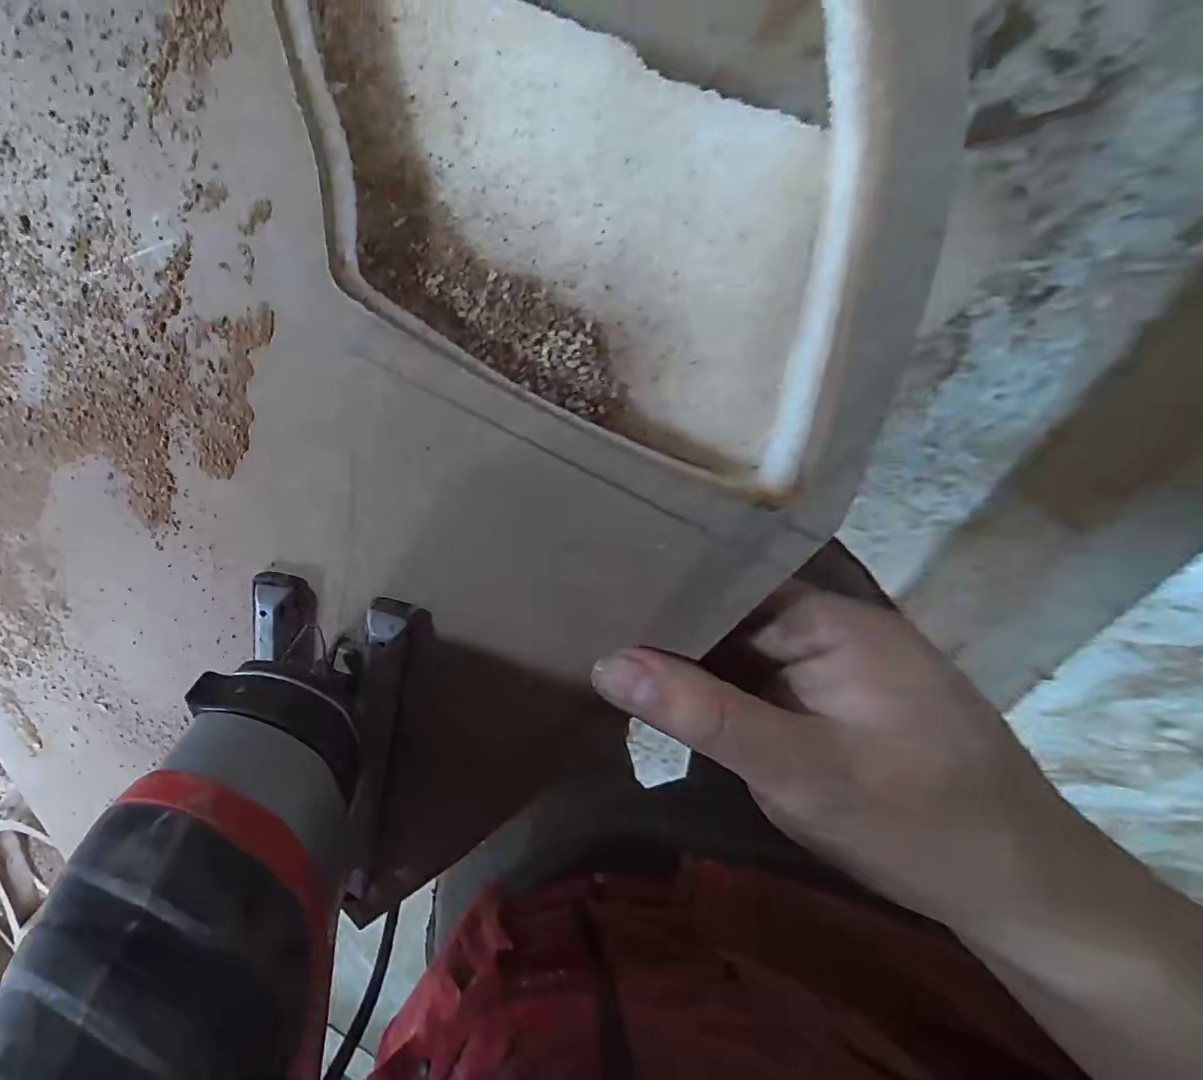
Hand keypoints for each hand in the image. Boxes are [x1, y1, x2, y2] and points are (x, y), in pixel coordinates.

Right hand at [589, 582, 1097, 934]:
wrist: (1023, 903)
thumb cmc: (918, 822)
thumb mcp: (798, 769)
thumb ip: (701, 712)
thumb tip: (604, 662)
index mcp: (833, 623)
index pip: (724, 583)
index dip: (657, 588)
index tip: (589, 595)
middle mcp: (824, 633)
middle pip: (720, 614)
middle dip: (655, 626)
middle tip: (576, 626)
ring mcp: (817, 670)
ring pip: (724, 651)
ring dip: (672, 660)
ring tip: (592, 648)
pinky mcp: (809, 705)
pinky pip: (737, 683)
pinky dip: (696, 689)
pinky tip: (647, 691)